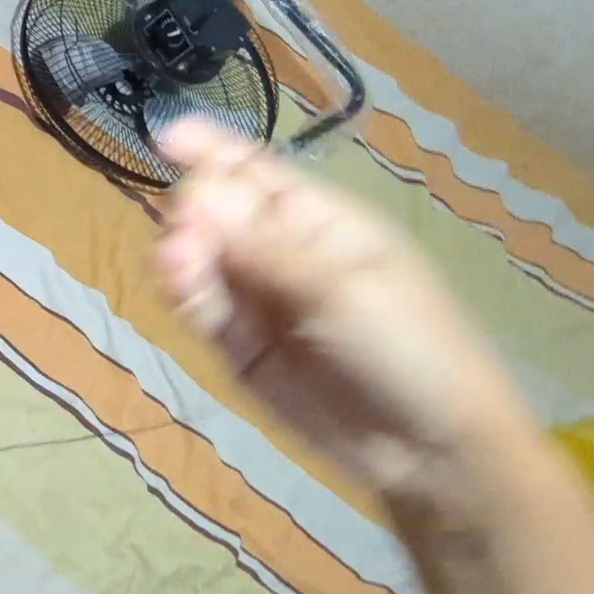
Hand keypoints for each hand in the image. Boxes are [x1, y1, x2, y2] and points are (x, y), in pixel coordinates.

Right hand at [152, 118, 532, 501]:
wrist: (428, 454)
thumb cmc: (412, 350)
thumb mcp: (345, 290)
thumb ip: (262, 247)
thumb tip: (192, 196)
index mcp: (316, 220)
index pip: (252, 169)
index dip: (210, 148)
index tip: (164, 138)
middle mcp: (273, 246)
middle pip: (210, 207)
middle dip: (191, 211)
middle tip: (188, 233)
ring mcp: (248, 290)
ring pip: (191, 252)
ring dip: (178, 253)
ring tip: (180, 268)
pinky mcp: (228, 333)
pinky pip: (190, 298)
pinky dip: (177, 288)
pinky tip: (178, 287)